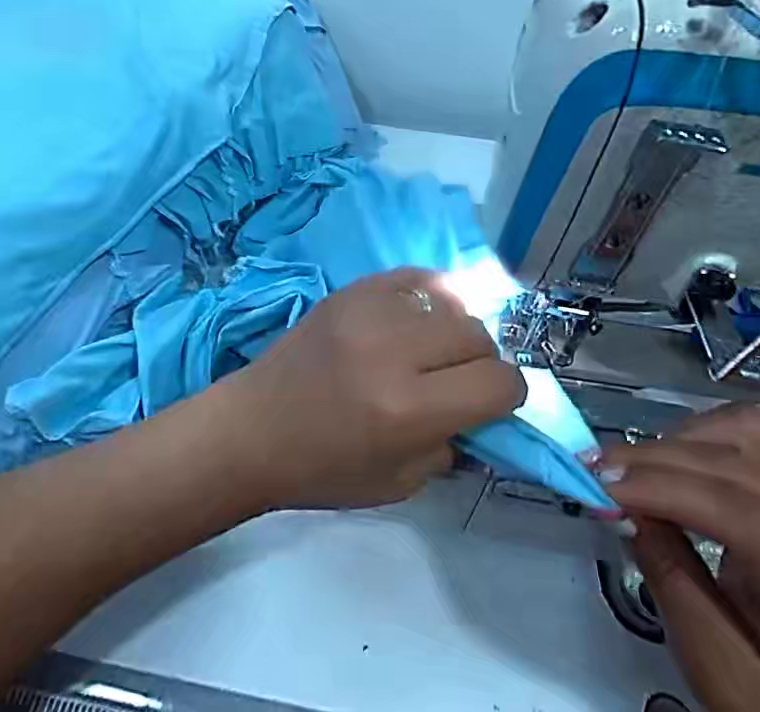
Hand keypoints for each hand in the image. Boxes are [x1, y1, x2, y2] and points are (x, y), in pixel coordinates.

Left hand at [215, 267, 525, 510]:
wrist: (253, 428)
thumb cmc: (324, 468)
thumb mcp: (402, 481)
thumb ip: (454, 442)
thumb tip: (486, 409)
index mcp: (408, 409)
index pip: (498, 383)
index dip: (506, 396)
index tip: (492, 403)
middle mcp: (394, 350)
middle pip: (480, 336)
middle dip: (481, 362)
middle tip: (457, 379)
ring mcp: (371, 310)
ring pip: (454, 302)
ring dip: (454, 330)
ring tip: (430, 349)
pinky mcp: (355, 289)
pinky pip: (419, 277)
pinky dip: (429, 300)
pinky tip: (413, 321)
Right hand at [602, 404, 759, 711]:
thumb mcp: (725, 680)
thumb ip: (675, 586)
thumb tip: (628, 505)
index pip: (748, 515)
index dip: (667, 487)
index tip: (601, 483)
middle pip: (752, 465)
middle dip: (663, 458)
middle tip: (598, 468)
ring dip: (687, 440)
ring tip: (635, 467)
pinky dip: (711, 442)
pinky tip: (677, 464)